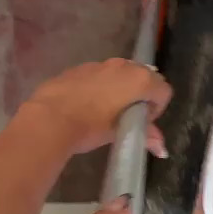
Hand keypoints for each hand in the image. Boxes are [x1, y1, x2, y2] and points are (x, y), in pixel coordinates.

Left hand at [22, 58, 172, 154]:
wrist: (49, 118)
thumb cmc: (90, 127)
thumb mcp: (118, 132)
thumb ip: (145, 135)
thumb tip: (161, 149)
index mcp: (140, 79)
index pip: (163, 91)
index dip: (155, 108)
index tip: (141, 122)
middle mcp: (122, 66)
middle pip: (142, 77)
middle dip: (139, 95)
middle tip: (125, 116)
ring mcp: (98, 64)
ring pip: (117, 74)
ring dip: (117, 88)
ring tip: (103, 110)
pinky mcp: (77, 67)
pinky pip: (95, 75)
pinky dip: (96, 86)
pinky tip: (83, 103)